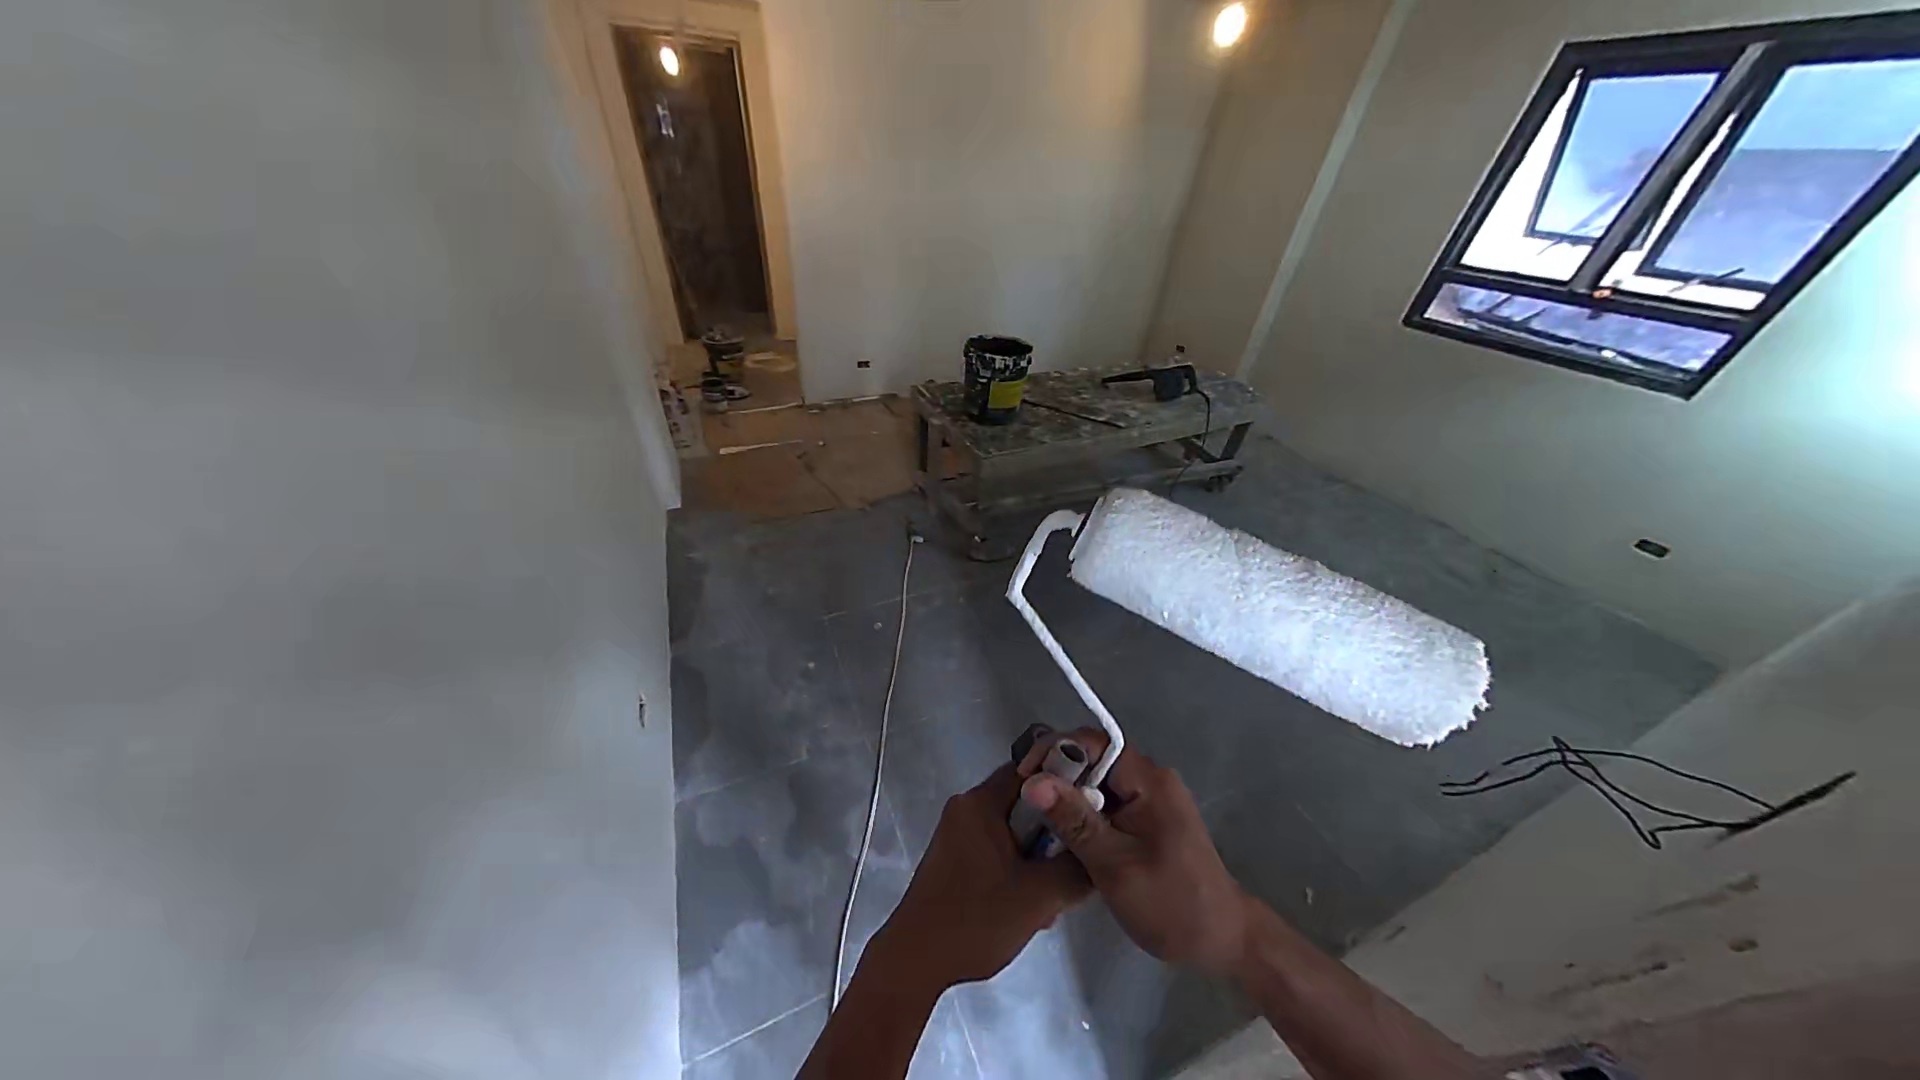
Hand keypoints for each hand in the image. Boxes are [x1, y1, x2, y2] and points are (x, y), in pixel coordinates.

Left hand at [865, 763, 1091, 994]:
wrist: (915, 960)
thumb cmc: (976, 919)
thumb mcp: (1039, 897)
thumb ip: (1076, 870)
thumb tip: (1099, 854)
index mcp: (981, 802)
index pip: (1032, 771)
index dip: (1065, 786)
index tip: (1088, 813)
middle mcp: (966, 808)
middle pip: (1024, 803)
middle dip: (1052, 832)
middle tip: (1072, 861)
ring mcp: (957, 833)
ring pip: (1012, 830)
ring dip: (1036, 856)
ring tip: (1052, 892)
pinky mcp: (954, 857)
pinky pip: (996, 848)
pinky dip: (1016, 867)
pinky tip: (1028, 903)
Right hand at [1019, 733, 1251, 975]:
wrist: (1224, 942)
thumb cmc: (1172, 905)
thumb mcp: (1115, 865)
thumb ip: (1074, 820)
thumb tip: (1032, 781)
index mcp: (1149, 780)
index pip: (1094, 743)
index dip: (1055, 751)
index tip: (1024, 778)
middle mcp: (1150, 780)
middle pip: (1093, 760)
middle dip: (1057, 777)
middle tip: (1026, 807)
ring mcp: (1150, 800)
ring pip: (1097, 783)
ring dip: (1067, 800)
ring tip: (1038, 825)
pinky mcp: (1146, 819)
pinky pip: (1106, 803)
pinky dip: (1083, 816)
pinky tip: (1064, 839)